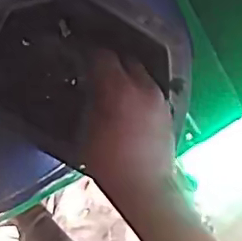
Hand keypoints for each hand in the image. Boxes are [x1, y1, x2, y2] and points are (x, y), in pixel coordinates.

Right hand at [81, 50, 178, 219]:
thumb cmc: (111, 166)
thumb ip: (89, 103)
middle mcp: (144, 88)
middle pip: (125, 58)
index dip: (86, 52)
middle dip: (108, 59)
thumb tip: (87, 88)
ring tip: (108, 83)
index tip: (75, 52)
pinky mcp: (166, 113)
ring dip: (124, 74)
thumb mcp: (87, 133)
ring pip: (140, 73)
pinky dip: (135, 90)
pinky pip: (148, 90)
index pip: (102, 56)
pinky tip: (124, 102)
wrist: (146, 188)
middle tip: (91, 65)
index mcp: (121, 89)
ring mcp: (158, 100)